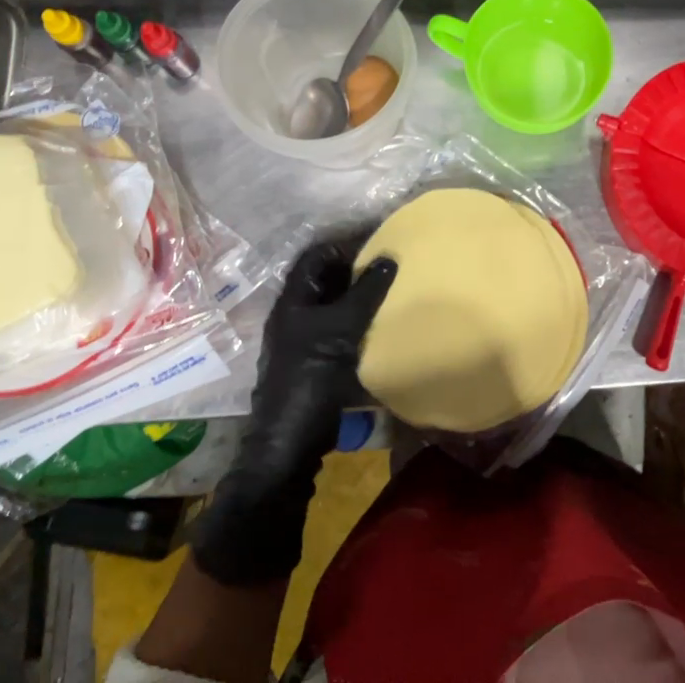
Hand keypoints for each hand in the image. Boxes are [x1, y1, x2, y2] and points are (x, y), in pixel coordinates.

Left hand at [188, 236, 395, 585]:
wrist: (288, 444)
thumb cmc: (310, 379)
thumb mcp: (340, 331)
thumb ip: (365, 293)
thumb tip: (388, 257)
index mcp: (293, 301)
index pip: (316, 256)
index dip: (344, 243)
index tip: (379, 239)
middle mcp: (295, 316)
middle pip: (326, 280)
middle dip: (357, 270)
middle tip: (394, 264)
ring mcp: (304, 342)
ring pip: (335, 307)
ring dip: (361, 298)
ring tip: (396, 291)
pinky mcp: (317, 365)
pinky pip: (342, 332)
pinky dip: (362, 325)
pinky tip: (386, 328)